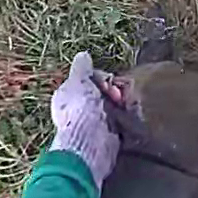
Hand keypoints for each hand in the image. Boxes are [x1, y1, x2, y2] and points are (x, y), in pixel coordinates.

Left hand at [49, 52, 119, 186]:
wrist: (89, 142)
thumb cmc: (79, 108)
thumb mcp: (78, 81)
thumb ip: (81, 67)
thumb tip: (83, 54)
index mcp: (68, 94)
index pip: (86, 79)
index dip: (99, 77)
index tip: (107, 81)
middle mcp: (79, 107)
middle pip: (101, 91)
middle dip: (112, 89)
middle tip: (117, 94)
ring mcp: (93, 121)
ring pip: (112, 104)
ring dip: (120, 101)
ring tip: (124, 103)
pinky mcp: (108, 134)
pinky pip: (119, 119)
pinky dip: (125, 115)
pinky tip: (129, 112)